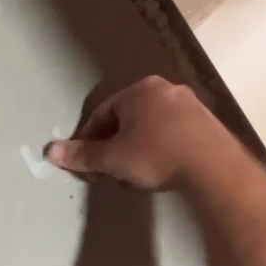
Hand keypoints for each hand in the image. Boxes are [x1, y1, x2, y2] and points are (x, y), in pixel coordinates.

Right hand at [45, 75, 234, 190]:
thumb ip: (81, 155)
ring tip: (128, 176)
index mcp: (139, 91)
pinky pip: (168, 134)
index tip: (84, 164)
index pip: (100, 115)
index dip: (86, 142)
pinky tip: (154, 172)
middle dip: (110, 148)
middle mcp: (165, 89)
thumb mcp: (112, 159)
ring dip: (131, 152)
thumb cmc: (156, 157)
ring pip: (146, 129)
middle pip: (124, 121)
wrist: (214, 170)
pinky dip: (154, 151)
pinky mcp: (205, 123)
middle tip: (105, 173)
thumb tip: (50, 151)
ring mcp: (189, 104)